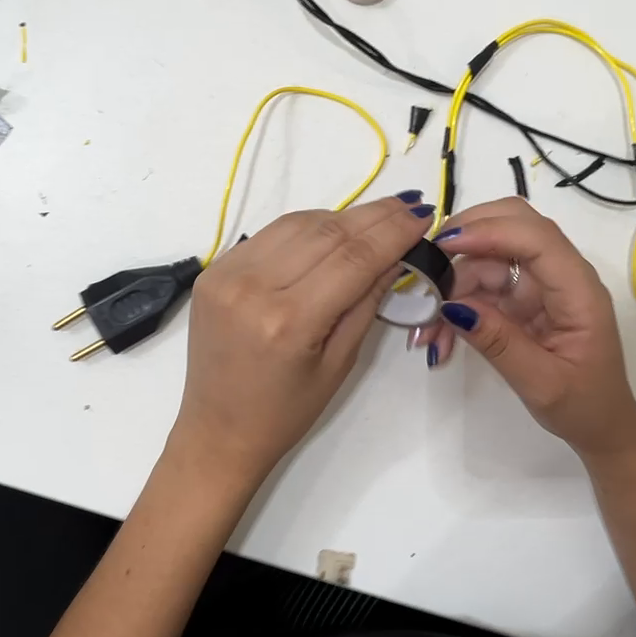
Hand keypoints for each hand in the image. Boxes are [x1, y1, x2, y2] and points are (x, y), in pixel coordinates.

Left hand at [171, 192, 436, 485]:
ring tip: (376, 217)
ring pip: (298, 224)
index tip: (422, 216)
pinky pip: (270, 234)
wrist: (219, 430)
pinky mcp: (214, 270)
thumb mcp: (339, 363)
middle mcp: (253, 287)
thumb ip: (366, 302)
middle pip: (327, 232)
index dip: (393, 232)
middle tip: (407, 205)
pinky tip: (330, 231)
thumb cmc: (286, 412)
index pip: (354, 258)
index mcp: (289, 321)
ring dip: (341, 216)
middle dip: (374, 215)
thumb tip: (396, 253)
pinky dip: (305, 228)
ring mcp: (227, 274)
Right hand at [416, 197, 635, 458]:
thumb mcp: (541, 383)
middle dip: (466, 236)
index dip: (490, 232)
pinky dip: (456, 302)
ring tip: (426, 330)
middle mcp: (560, 275)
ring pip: (487, 258)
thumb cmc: (584, 406)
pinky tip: (439, 333)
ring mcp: (538, 284)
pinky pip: (482, 284)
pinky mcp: (521, 298)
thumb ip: (499, 343)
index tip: (444, 246)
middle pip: (513, 225)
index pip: (537, 239)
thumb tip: (452, 307)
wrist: (601, 426)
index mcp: (579, 290)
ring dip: (452, 284)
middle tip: (426, 264)